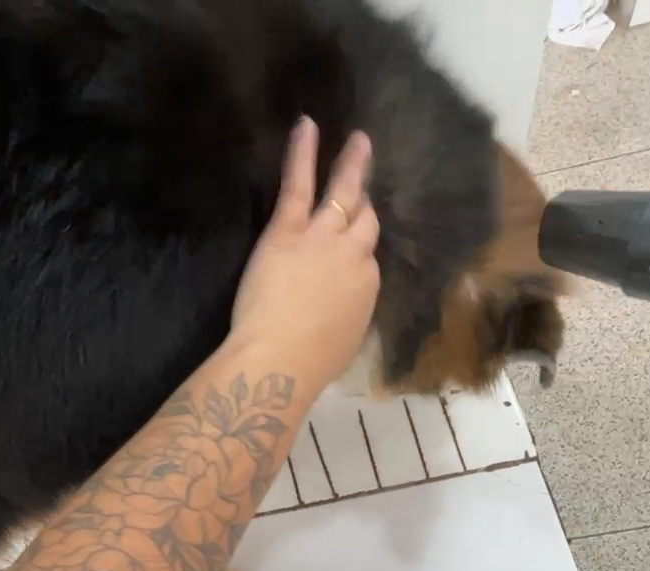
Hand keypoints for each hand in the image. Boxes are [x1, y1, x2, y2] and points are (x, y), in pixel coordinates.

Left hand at [228, 118, 380, 388]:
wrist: (280, 361)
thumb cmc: (309, 365)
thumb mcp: (343, 342)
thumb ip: (346, 316)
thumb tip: (340, 311)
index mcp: (366, 287)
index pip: (366, 258)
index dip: (358, 252)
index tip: (352, 250)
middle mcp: (353, 256)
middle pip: (365, 221)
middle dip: (366, 203)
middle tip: (369, 178)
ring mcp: (322, 239)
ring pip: (344, 194)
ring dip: (352, 166)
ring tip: (359, 140)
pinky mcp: (287, 232)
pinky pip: (298, 185)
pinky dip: (302, 154)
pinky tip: (306, 126)